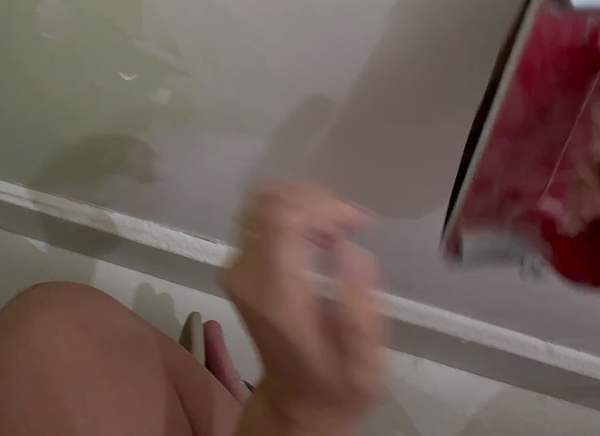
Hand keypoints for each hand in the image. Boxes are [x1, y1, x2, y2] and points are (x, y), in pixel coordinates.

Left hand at [222, 183, 385, 435]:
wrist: (295, 399)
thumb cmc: (336, 382)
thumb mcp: (364, 362)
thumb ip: (359, 307)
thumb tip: (351, 249)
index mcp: (274, 295)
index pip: (281, 218)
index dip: (320, 205)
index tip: (356, 222)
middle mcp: (245, 273)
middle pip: (269, 201)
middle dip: (315, 199)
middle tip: (350, 223)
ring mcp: (234, 265)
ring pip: (261, 201)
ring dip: (303, 203)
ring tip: (336, 227)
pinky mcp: (236, 261)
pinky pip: (259, 215)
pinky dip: (291, 211)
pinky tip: (318, 232)